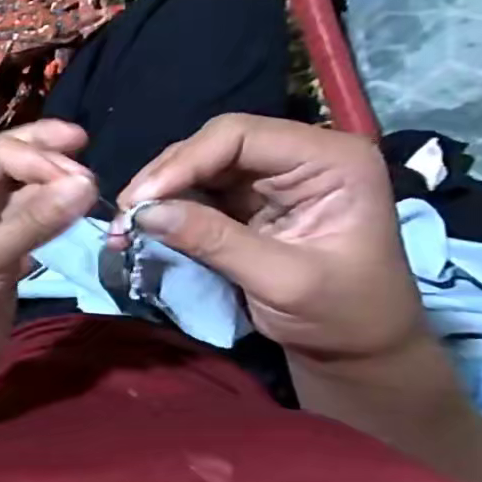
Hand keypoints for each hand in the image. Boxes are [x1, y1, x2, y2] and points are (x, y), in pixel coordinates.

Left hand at [0, 120, 97, 393]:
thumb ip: (33, 222)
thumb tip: (87, 182)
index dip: (37, 157)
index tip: (80, 176)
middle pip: (9, 163)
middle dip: (45, 152)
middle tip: (86, 145)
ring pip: (24, 188)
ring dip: (54, 181)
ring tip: (89, 185)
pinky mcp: (6, 250)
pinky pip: (34, 217)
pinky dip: (55, 210)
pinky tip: (77, 206)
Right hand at [119, 114, 423, 363]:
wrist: (356, 346)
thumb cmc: (342, 313)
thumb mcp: (282, 280)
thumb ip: (215, 241)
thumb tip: (143, 213)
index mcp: (331, 162)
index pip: (239, 136)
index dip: (183, 162)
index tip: (140, 201)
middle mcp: (298, 157)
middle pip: (208, 145)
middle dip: (161, 178)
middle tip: (125, 217)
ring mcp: (267, 176)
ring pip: (190, 165)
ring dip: (152, 194)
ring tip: (125, 227)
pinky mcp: (240, 199)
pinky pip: (188, 189)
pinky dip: (157, 207)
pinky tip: (137, 227)